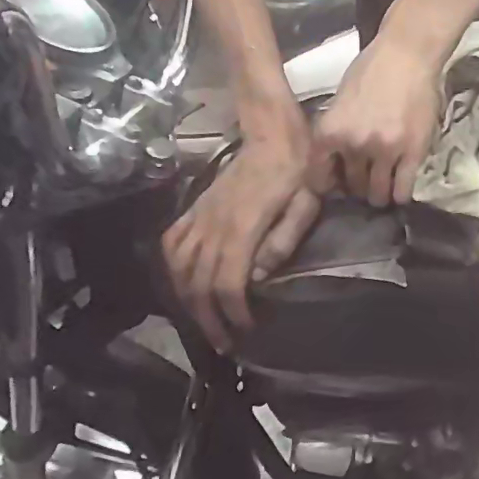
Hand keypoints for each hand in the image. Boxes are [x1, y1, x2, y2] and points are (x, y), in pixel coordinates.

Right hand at [163, 113, 320, 351]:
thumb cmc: (298, 170)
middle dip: (208, 319)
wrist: (273, 134)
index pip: (227, 282)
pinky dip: (173, 268)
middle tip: (224, 344)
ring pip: (180, 267)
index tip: (246, 330)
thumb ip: (284, 239)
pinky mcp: (195, 208)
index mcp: (242, 227)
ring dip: (188, 300)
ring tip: (205, 322)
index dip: (232, 312)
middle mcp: (213, 225)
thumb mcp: (306, 203)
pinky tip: (183, 283)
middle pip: (199, 283)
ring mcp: (200, 216)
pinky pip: (172, 242)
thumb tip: (261, 275)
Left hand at [308, 41, 442, 206]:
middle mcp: (354, 146)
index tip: (336, 186)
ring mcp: (385, 152)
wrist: (407, 54)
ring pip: (378, 193)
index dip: (328, 186)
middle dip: (357, 188)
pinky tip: (399, 190)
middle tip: (364, 182)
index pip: (319, 177)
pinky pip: (403, 189)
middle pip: (352, 186)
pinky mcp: (413, 153)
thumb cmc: (370, 71)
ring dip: (378, 195)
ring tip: (382, 189)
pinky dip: (399, 194)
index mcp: (330, 132)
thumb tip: (334, 162)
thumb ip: (335, 133)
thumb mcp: (339, 102)